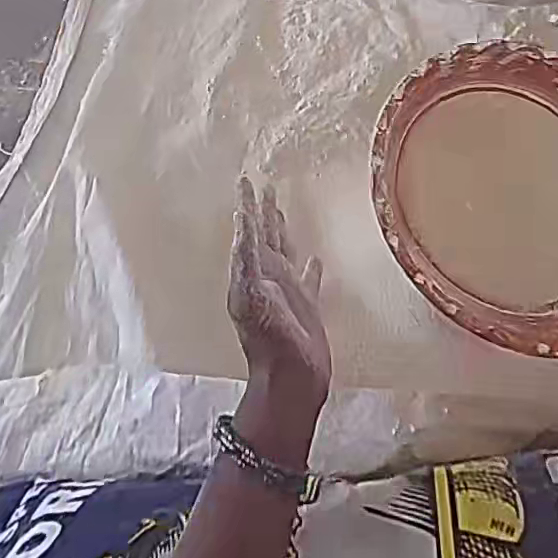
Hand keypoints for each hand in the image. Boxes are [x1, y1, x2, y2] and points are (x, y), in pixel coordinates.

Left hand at [229, 178, 330, 420]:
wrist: (291, 377)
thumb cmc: (269, 337)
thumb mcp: (250, 294)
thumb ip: (247, 259)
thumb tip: (242, 222)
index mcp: (252, 270)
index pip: (248, 229)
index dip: (247, 206)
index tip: (246, 180)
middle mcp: (268, 275)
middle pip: (265, 235)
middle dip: (263, 211)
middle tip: (265, 186)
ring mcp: (287, 289)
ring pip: (285, 250)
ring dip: (282, 230)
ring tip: (282, 210)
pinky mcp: (307, 304)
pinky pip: (309, 278)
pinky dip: (311, 267)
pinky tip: (314, 258)